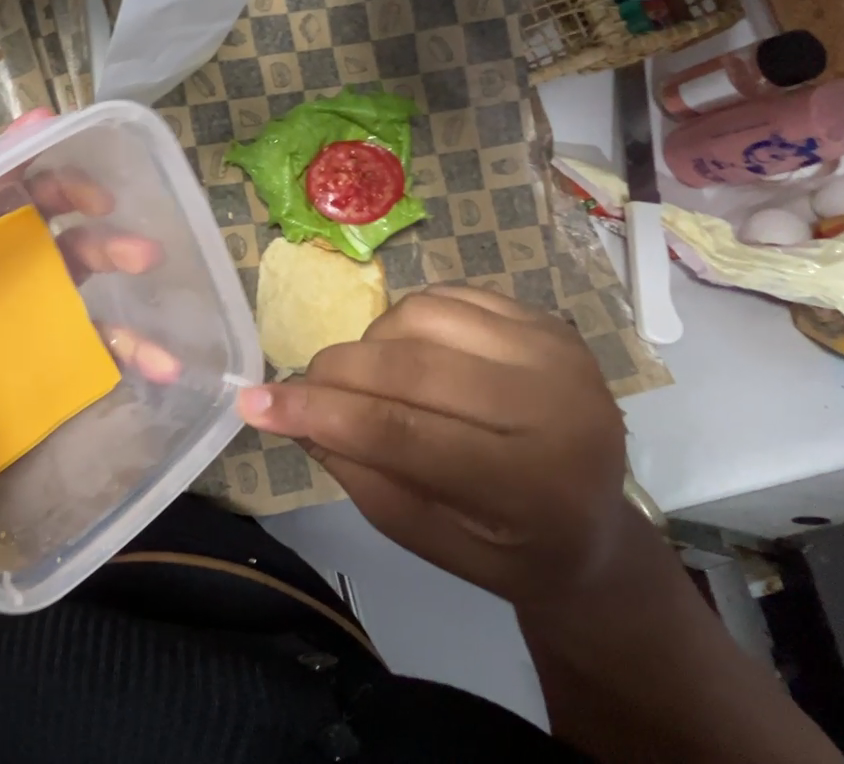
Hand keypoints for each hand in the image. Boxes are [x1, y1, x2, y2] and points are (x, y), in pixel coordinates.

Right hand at [239, 285, 639, 608]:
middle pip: (409, 366)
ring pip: (420, 317)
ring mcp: (558, 355)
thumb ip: (349, 465)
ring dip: (371, 345)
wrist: (591, 529)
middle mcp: (557, 408)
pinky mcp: (549, 323)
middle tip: (306, 392)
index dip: (317, 413)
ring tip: (374, 379)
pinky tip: (409, 355)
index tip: (252, 404)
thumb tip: (280, 408)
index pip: (400, 433)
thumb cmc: (496, 547)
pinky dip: (404, 322)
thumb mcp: (415, 531)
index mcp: (529, 485)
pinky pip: (445, 296)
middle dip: (333, 374)